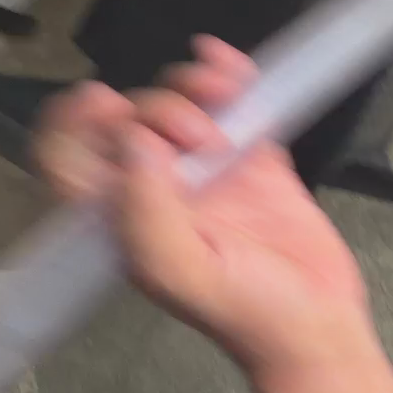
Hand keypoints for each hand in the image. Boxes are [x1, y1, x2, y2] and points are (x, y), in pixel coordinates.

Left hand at [33, 35, 372, 379]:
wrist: (318, 325)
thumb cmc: (249, 314)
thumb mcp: (180, 271)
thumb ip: (147, 208)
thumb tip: (139, 141)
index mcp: (123, 217)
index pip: (74, 156)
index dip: (77, 122)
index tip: (103, 99)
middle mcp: (163, 192)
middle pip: (138, 123)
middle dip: (163, 108)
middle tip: (203, 134)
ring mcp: (216, 178)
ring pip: (190, 111)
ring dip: (198, 86)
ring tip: (225, 87)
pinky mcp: (264, 172)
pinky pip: (247, 119)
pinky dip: (241, 88)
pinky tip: (236, 68)